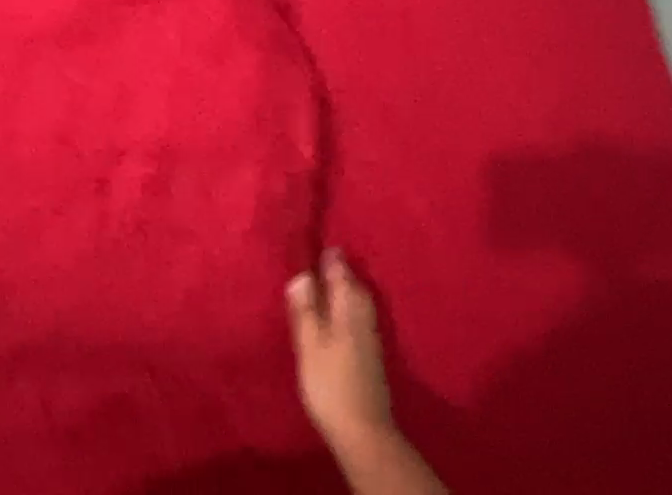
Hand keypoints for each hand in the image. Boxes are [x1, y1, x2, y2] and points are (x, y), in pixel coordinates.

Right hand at [286, 249, 393, 448]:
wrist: (363, 429)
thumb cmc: (330, 383)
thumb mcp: (310, 344)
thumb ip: (306, 309)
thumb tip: (301, 274)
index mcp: (348, 307)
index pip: (339, 271)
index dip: (329, 257)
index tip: (317, 242)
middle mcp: (363, 314)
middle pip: (352, 283)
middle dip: (339, 270)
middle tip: (323, 257)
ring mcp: (370, 334)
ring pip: (357, 300)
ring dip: (344, 288)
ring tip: (328, 282)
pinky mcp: (370, 352)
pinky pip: (358, 315)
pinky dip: (348, 306)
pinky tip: (339, 314)